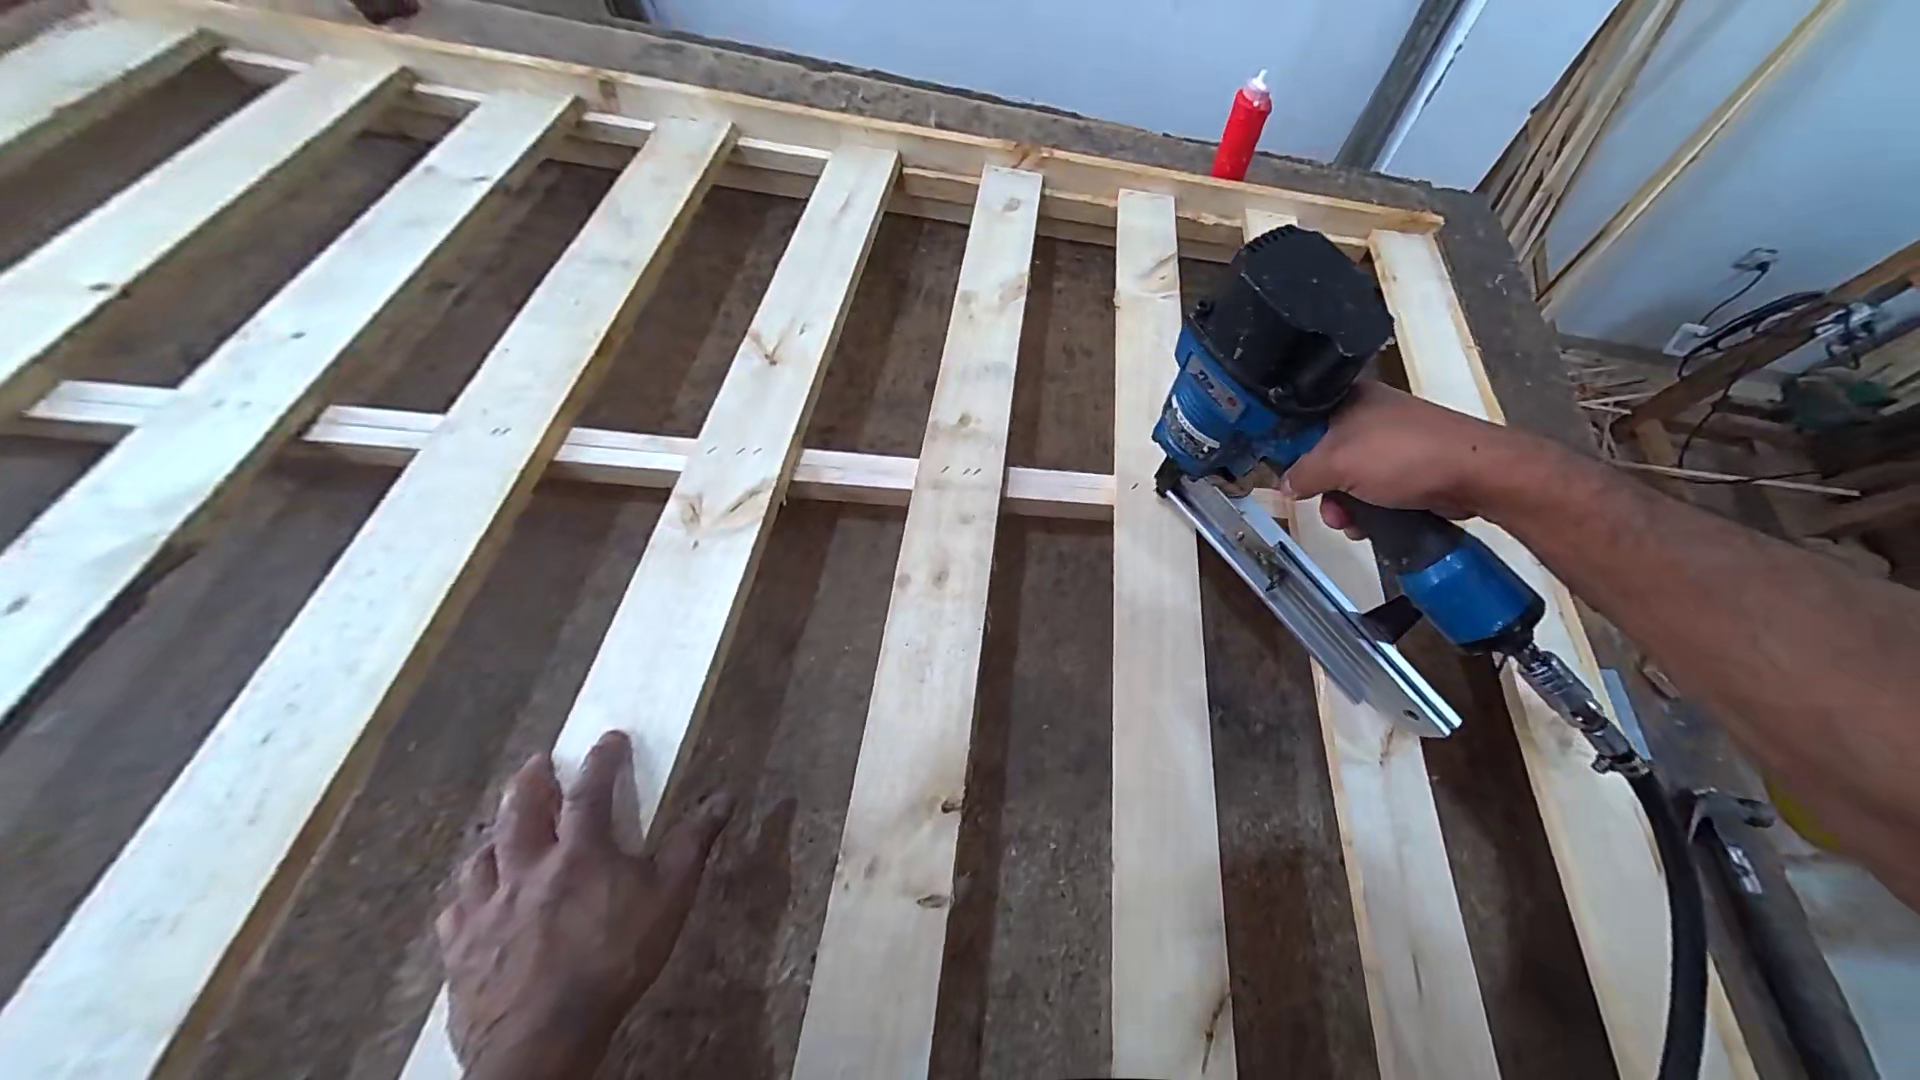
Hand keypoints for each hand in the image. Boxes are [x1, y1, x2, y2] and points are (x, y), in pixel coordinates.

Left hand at [435, 731, 732, 1079]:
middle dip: (532, 779)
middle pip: (522, 809)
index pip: (591, 790)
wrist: (543, 1040)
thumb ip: (693, 844)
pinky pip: (455, 906)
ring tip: (503, 823)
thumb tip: (723, 797)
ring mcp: (487, 908)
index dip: (602, 759)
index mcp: (580, 852)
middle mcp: (528, 868)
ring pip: (482, 853)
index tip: (610, 738)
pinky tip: (470, 892)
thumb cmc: (616, 960)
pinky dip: (466, 889)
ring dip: (495, 831)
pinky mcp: (460, 947)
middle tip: (538, 760)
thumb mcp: (669, 898)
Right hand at [1280, 382, 1550, 535]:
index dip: (1288, 449)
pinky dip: (1366, 508)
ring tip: (1350, 523)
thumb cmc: (1402, 457)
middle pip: (1322, 457)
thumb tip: (1285, 486)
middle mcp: (1369, 416)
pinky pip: (1372, 489)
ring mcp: (1392, 443)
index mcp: (1349, 400)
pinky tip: (1369, 524)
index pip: (1302, 422)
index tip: (1285, 475)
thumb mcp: (1336, 464)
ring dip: (1342, 506)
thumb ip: (1301, 475)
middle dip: (1320, 490)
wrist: (1478, 474)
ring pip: (1347, 478)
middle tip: (1326, 508)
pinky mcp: (1409, 467)